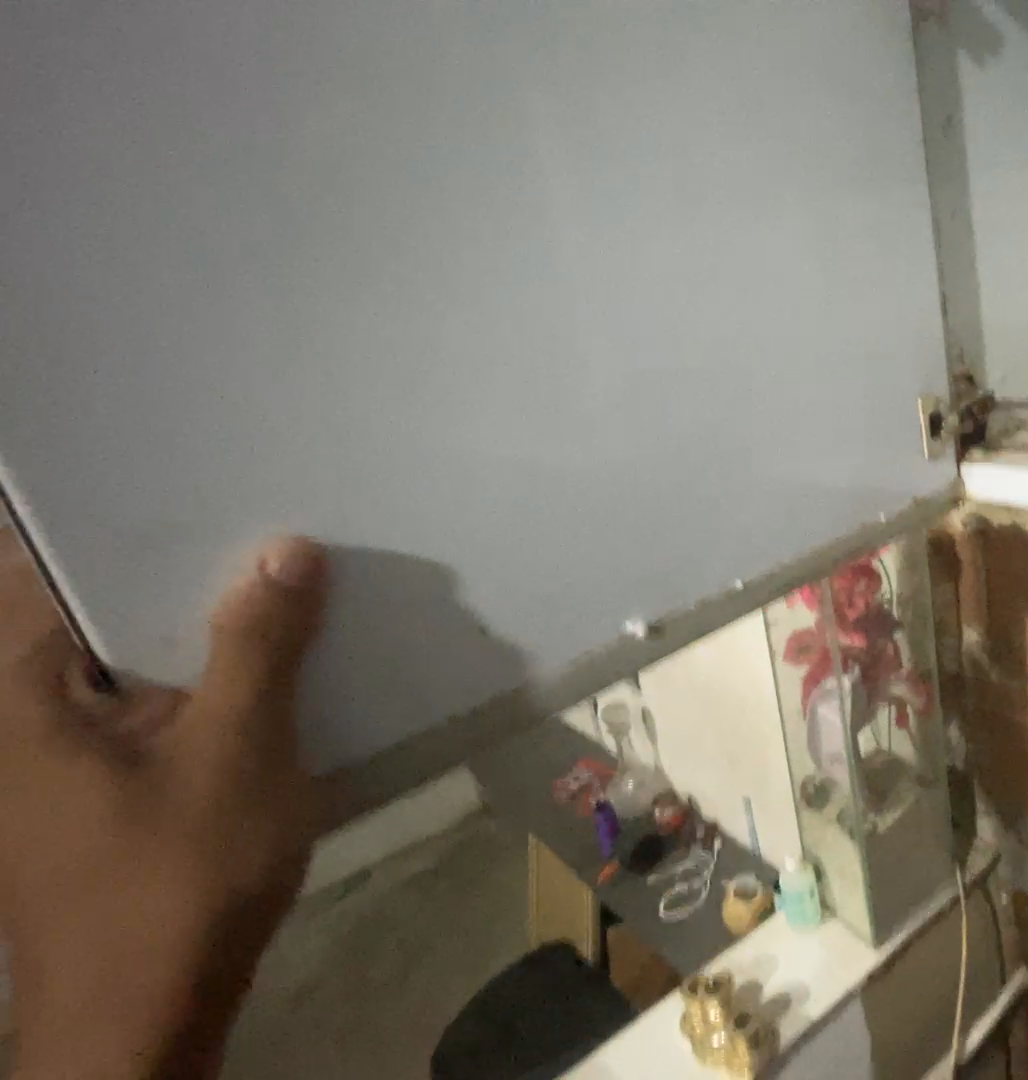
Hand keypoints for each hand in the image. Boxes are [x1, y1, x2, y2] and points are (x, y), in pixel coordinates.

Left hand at [0, 529, 328, 1078]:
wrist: (150, 1007)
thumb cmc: (179, 872)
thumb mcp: (234, 748)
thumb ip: (258, 646)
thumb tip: (285, 549)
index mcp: (19, 698)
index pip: (45, 573)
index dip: (122, 523)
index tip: (201, 483)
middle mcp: (26, 717)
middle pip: (100, 612)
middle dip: (186, 571)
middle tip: (272, 526)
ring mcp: (67, 756)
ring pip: (140, 659)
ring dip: (210, 624)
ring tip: (291, 581)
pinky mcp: (114, 785)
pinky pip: (164, 700)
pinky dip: (218, 674)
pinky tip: (282, 666)